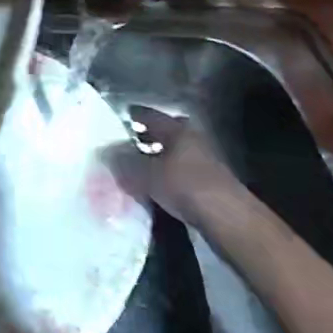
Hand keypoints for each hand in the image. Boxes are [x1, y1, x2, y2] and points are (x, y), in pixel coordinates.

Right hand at [107, 109, 244, 224]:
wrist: (226, 216)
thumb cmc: (186, 185)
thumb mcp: (149, 175)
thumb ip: (127, 163)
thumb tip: (107, 151)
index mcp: (178, 129)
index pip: (150, 116)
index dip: (134, 116)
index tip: (117, 118)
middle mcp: (192, 138)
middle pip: (164, 133)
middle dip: (145, 138)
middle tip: (123, 144)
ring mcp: (202, 160)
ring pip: (172, 153)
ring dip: (155, 158)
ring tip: (134, 168)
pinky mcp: (207, 181)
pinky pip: (179, 171)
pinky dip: (165, 174)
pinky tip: (154, 186)